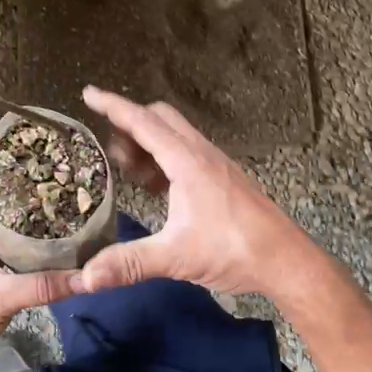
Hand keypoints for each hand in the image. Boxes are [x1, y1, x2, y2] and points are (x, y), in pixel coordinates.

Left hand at [0, 157, 76, 367]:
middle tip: (54, 157)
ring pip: (1, 208)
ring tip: (57, 181)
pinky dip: (26, 221)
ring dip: (23, 196)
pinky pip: (8, 230)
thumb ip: (44, 286)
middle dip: (19, 171)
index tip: (29, 137)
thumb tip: (88, 275)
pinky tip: (51, 222)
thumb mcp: (2, 298)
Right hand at [76, 86, 319, 297]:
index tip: (88, 93)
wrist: (287, 261)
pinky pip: (185, 152)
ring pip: (174, 135)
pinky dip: (163, 158)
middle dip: (129, 123)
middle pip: (159, 118)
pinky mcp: (223, 178)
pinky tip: (155, 187)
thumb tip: (84, 278)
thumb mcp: (176, 257)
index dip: (113, 106)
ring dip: (147, 142)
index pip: (142, 122)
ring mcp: (215, 164)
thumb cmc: (234, 250)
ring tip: (126, 171)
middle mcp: (200, 153)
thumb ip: (129, 263)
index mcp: (186, 161)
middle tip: (107, 147)